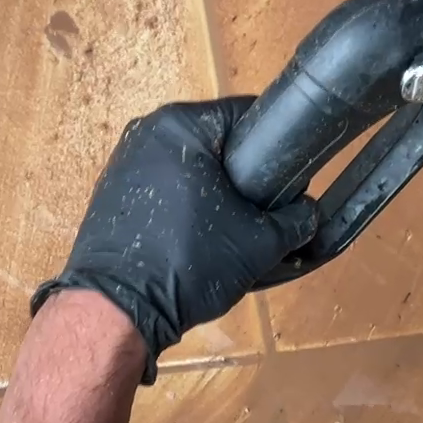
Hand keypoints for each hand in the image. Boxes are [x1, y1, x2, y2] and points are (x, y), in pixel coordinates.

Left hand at [32, 98, 316, 380]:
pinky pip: (169, 193)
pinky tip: (202, 244)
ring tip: (237, 235)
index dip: (279, 148)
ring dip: (220, 198)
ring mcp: (124, 163)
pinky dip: (191, 212)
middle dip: (248, 179)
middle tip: (269, 215)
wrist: (122, 307)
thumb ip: (296, 221)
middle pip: (219, 146)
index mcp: (181, 125)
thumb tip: (309, 213)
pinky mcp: (113, 195)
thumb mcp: (261, 244)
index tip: (294, 181)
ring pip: (194, 172)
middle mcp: (147, 132)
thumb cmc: (193, 262)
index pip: (247, 115)